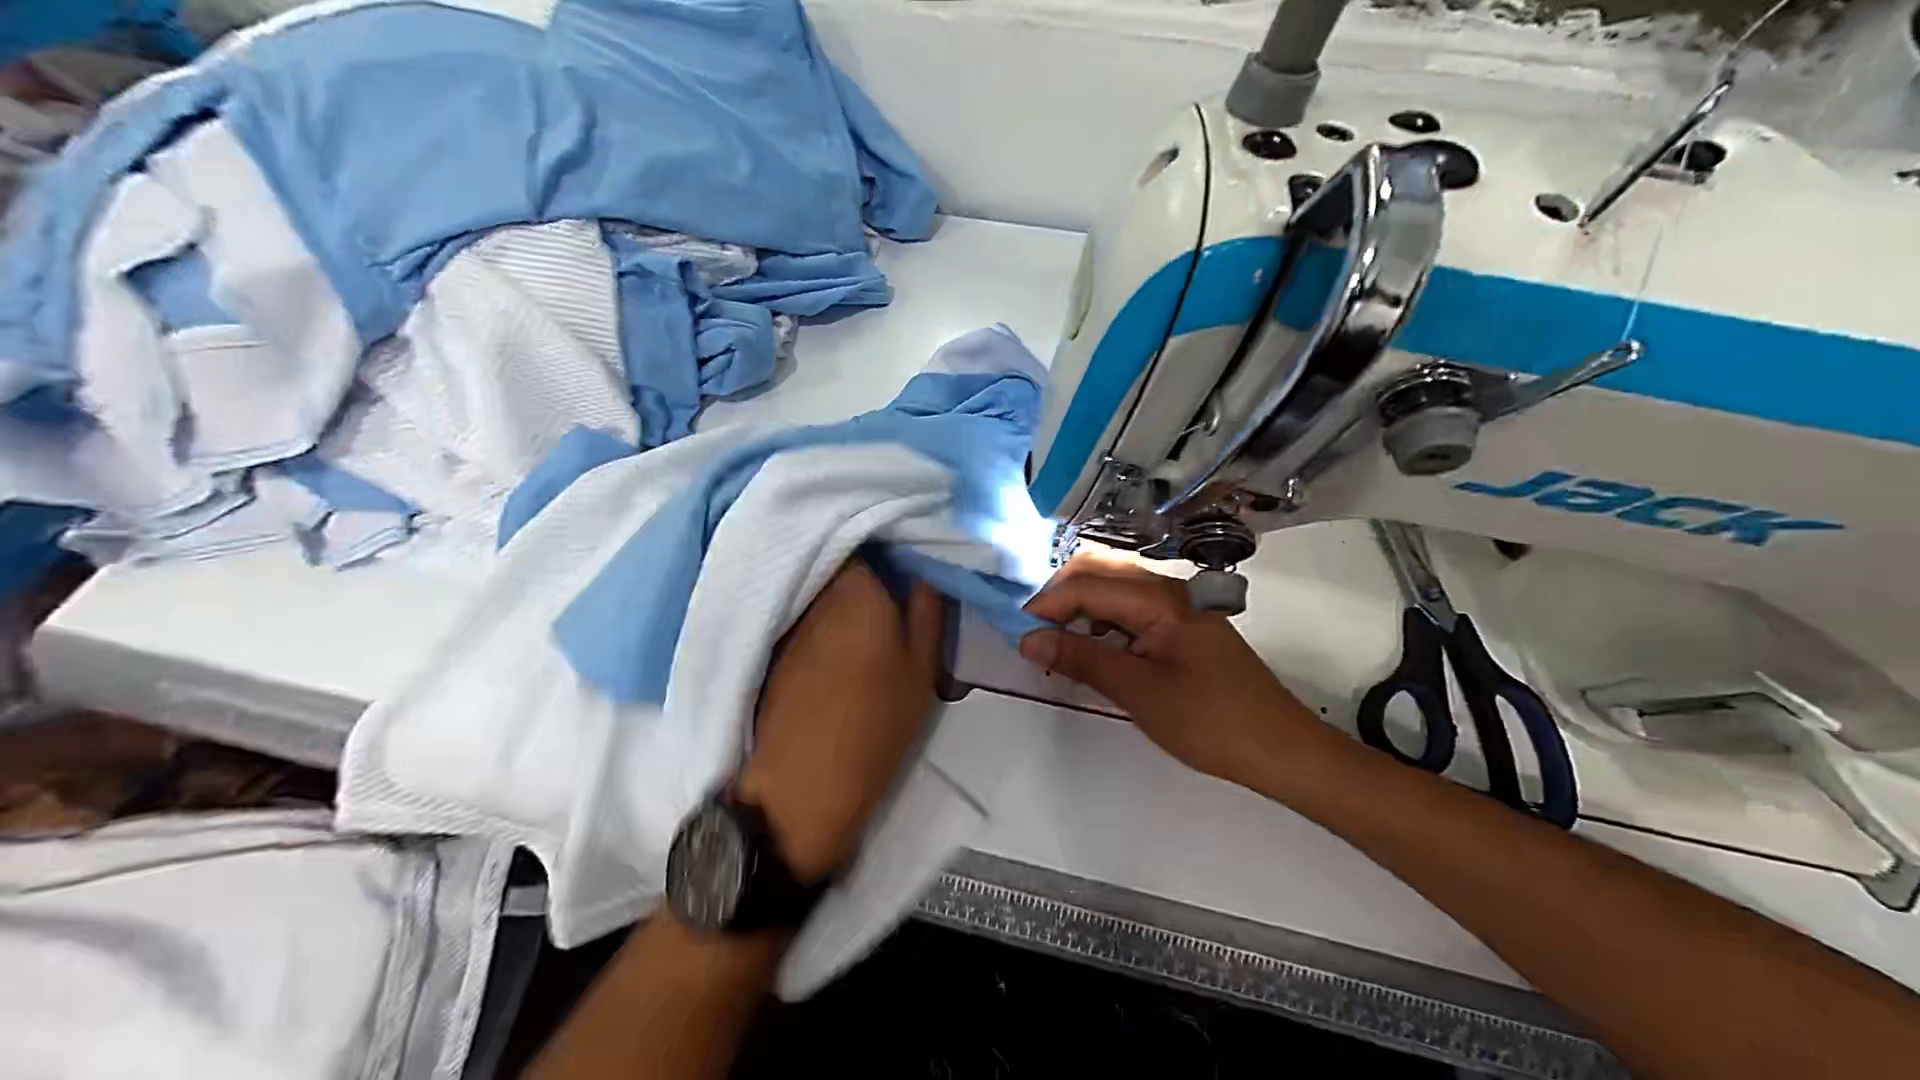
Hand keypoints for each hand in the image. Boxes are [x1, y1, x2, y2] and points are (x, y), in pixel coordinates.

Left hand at [737, 560, 943, 881]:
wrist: (803, 784)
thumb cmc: (876, 722)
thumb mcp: (922, 668)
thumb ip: (928, 611)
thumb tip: (927, 570)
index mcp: (855, 589)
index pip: (866, 536)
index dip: (888, 543)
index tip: (907, 561)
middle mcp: (814, 593)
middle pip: (838, 559)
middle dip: (864, 566)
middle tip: (893, 590)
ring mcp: (788, 621)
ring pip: (819, 587)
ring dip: (840, 593)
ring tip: (868, 615)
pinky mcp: (772, 648)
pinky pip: (802, 613)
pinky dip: (819, 617)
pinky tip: (837, 642)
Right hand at [1018, 554, 1326, 790]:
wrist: (1280, 749)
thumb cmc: (1211, 721)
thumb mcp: (1139, 691)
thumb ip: (1081, 659)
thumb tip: (1028, 640)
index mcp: (1159, 598)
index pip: (1086, 584)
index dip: (1046, 605)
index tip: (1018, 636)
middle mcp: (1167, 590)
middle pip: (1099, 571)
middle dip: (1059, 597)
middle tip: (1034, 636)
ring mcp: (1177, 607)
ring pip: (1113, 589)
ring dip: (1079, 610)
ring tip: (1056, 647)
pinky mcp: (1181, 627)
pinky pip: (1130, 610)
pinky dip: (1102, 624)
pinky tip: (1090, 652)